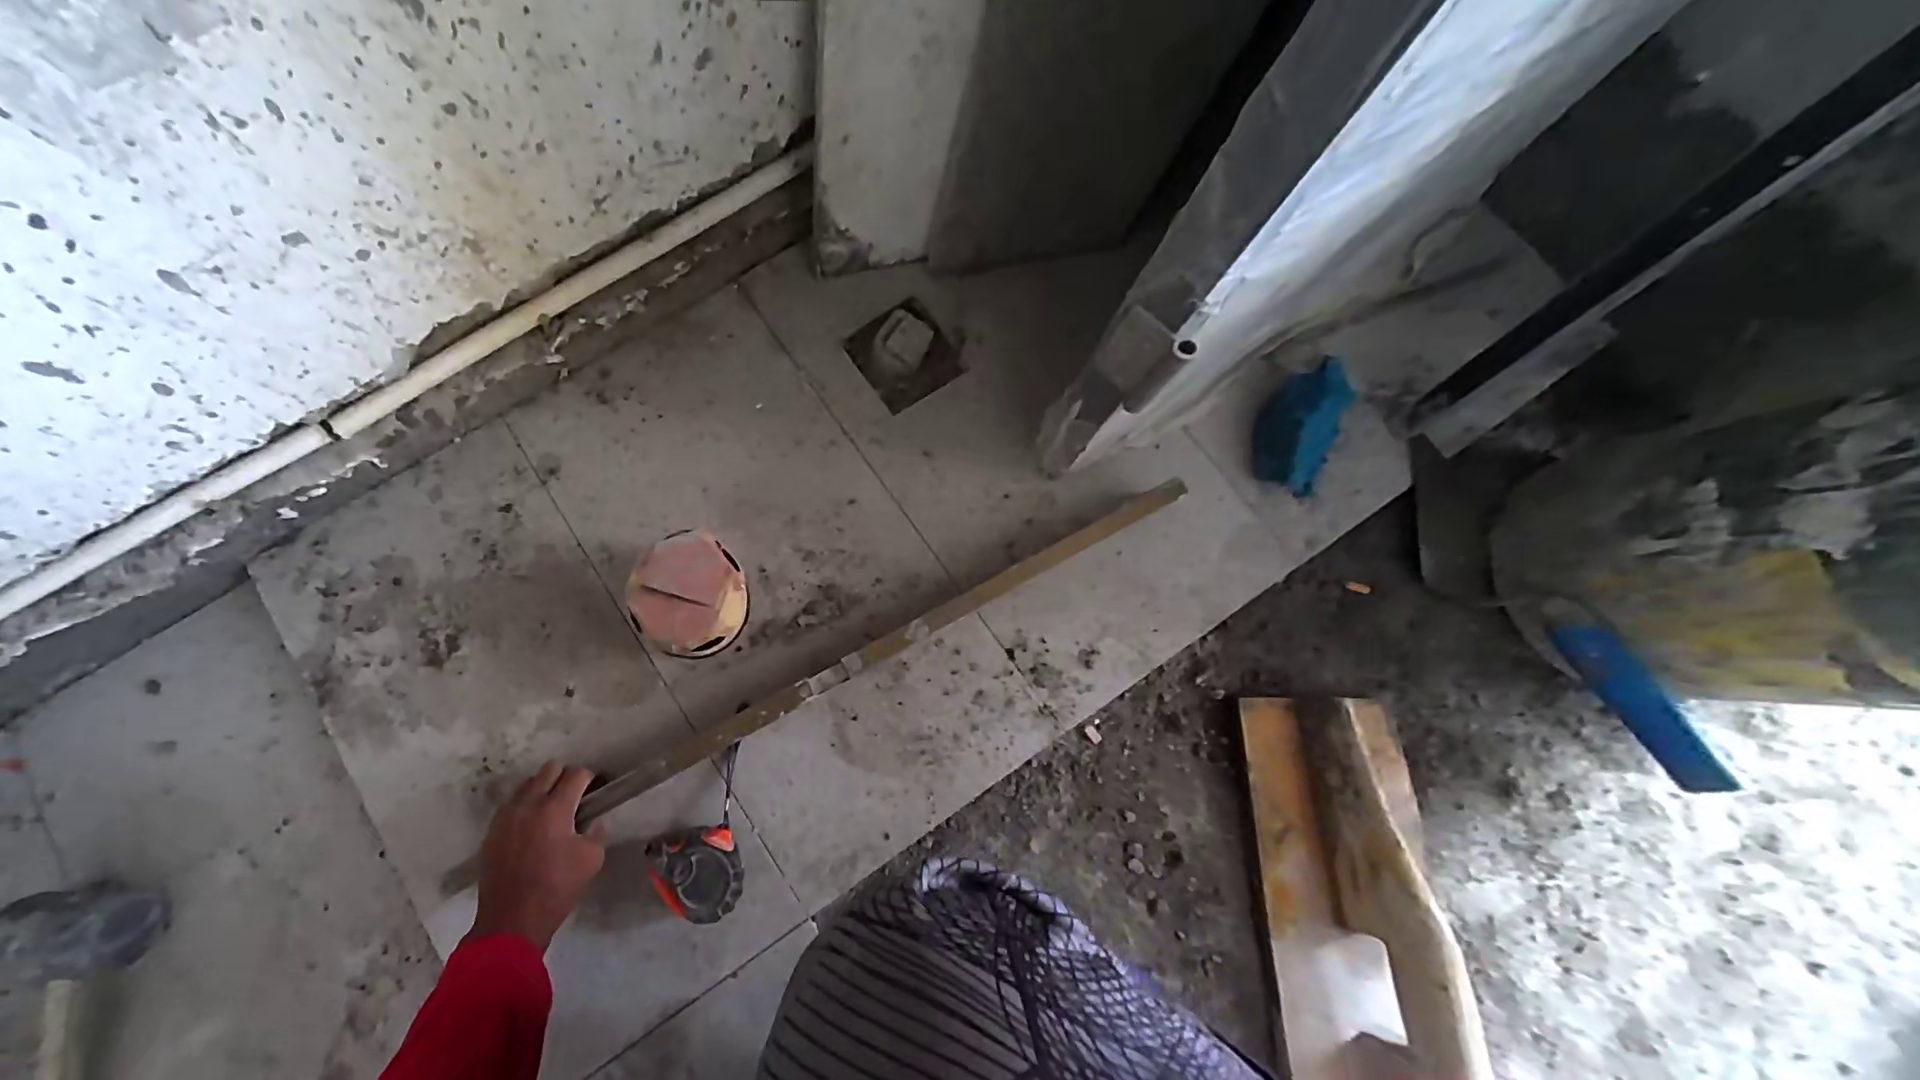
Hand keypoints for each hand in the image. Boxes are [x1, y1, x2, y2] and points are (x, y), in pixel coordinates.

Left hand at [471, 762, 606, 949]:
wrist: (512, 920)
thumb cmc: (558, 887)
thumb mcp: (592, 858)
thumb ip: (596, 831)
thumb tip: (591, 821)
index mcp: (555, 809)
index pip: (576, 774)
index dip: (590, 777)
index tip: (596, 789)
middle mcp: (528, 805)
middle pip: (548, 770)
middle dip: (565, 776)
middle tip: (575, 795)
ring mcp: (505, 818)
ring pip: (526, 785)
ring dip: (542, 788)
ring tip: (552, 808)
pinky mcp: (491, 833)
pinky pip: (510, 805)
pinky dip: (524, 806)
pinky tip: (532, 825)